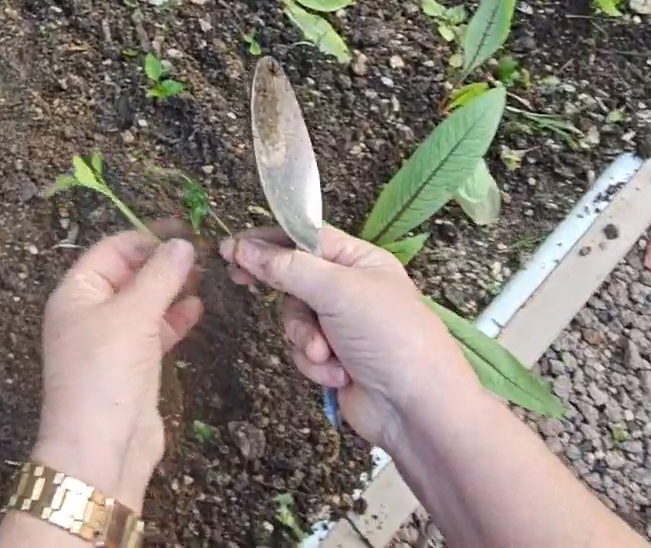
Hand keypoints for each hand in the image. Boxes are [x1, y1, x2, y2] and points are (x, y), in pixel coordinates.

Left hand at [31, 230, 202, 511]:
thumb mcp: (132, 315)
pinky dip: (174, 318)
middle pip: (128, 273)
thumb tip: (183, 243)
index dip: (146, 236)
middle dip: (161, 261)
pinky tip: (197, 308)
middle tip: (199, 250)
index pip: (111, 249)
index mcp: (76, 292)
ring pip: (143, 301)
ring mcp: (110, 339)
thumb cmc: (105, 372)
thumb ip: (160, 276)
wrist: (100, 451)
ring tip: (203, 275)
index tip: (183, 228)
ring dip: (170, 287)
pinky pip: (154, 330)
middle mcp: (90, 311)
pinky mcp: (131, 365)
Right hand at [220, 226, 477, 447]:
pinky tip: (337, 374)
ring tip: (324, 353)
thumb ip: (285, 267)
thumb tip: (241, 247)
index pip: (302, 237)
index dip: (266, 240)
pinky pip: (302, 349)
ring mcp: (340, 325)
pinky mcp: (333, 359)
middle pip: (291, 277)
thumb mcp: (336, 290)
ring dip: (303, 336)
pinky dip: (314, 363)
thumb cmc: (388, 336)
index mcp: (357, 260)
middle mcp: (347, 288)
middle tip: (238, 280)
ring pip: (293, 317)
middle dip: (283, 293)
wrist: (419, 413)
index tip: (231, 246)